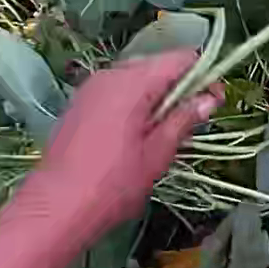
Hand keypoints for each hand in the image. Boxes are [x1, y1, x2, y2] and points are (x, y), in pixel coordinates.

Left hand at [16, 48, 221, 245]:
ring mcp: (91, 87)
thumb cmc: (113, 183)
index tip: (214, 103)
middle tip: (192, 123)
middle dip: (180, 88)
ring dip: (157, 97)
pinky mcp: (80, 102)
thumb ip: (184, 119)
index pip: (180, 59)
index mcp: (132, 82)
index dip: (204, 76)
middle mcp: (110, 74)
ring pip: (137, 78)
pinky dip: (134, 103)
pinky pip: (117, 91)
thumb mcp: (157, 153)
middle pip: (157, 66)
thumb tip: (208, 98)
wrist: (54, 208)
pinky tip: (136, 135)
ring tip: (164, 134)